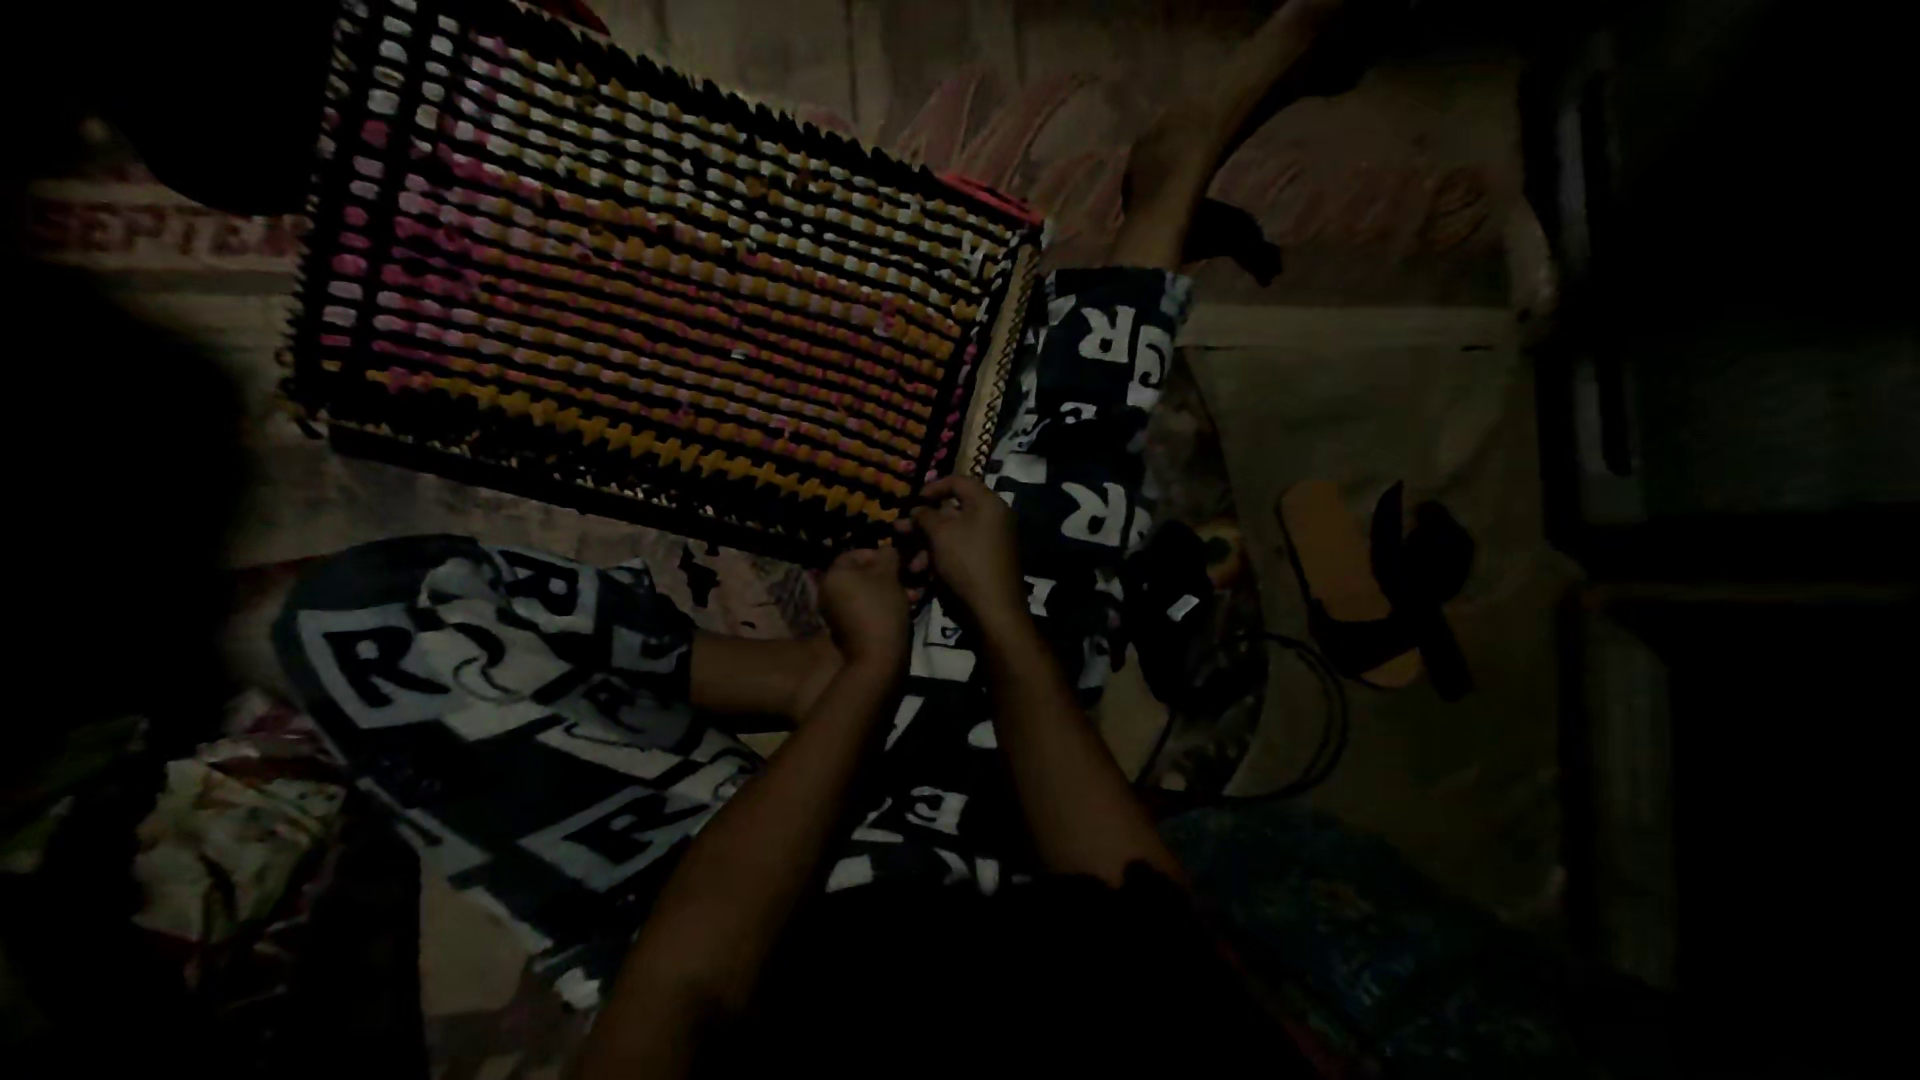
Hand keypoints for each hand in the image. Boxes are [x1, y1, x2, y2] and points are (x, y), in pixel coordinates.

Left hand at [817, 547, 909, 669]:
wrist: (877, 657)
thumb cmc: (881, 608)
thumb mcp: (888, 574)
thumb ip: (888, 555)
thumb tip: (887, 549)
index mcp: (834, 575)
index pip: (856, 553)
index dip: (880, 554)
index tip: (900, 561)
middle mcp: (829, 592)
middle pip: (862, 574)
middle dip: (889, 574)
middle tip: (909, 578)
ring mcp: (836, 612)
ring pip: (867, 592)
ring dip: (890, 590)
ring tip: (912, 595)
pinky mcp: (847, 628)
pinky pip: (865, 608)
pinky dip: (882, 605)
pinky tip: (903, 609)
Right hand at [897, 476, 1024, 626]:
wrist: (993, 610)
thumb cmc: (966, 562)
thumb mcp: (940, 534)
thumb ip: (925, 516)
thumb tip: (918, 509)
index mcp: (988, 503)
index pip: (959, 481)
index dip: (933, 487)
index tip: (913, 500)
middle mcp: (993, 518)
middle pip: (953, 512)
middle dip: (923, 523)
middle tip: (899, 530)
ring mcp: (991, 542)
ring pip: (952, 535)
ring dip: (927, 545)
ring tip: (908, 562)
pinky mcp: (986, 562)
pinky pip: (960, 551)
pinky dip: (940, 558)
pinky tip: (922, 574)